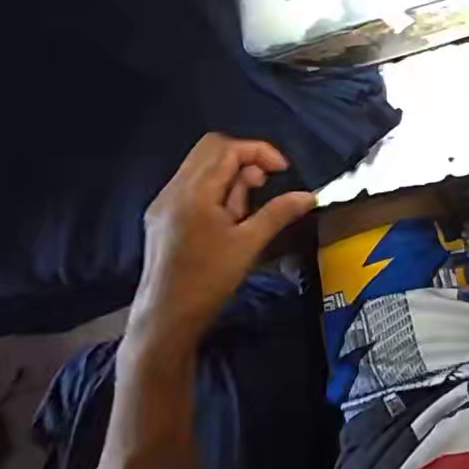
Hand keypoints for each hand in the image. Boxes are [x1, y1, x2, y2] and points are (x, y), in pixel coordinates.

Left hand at [131, 133, 316, 353]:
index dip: (259, 151)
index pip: (228, 149)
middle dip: (244, 159)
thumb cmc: (209, 281)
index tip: (282, 170)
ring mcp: (163, 201)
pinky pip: (190, 184)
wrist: (165, 319)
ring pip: (200, 166)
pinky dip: (214, 189)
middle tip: (263, 185)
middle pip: (211, 149)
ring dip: (229, 175)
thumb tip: (308, 196)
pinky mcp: (160, 215)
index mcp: (194, 192)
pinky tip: (226, 219)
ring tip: (244, 210)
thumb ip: (278, 213)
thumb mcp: (249, 245)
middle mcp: (174, 189)